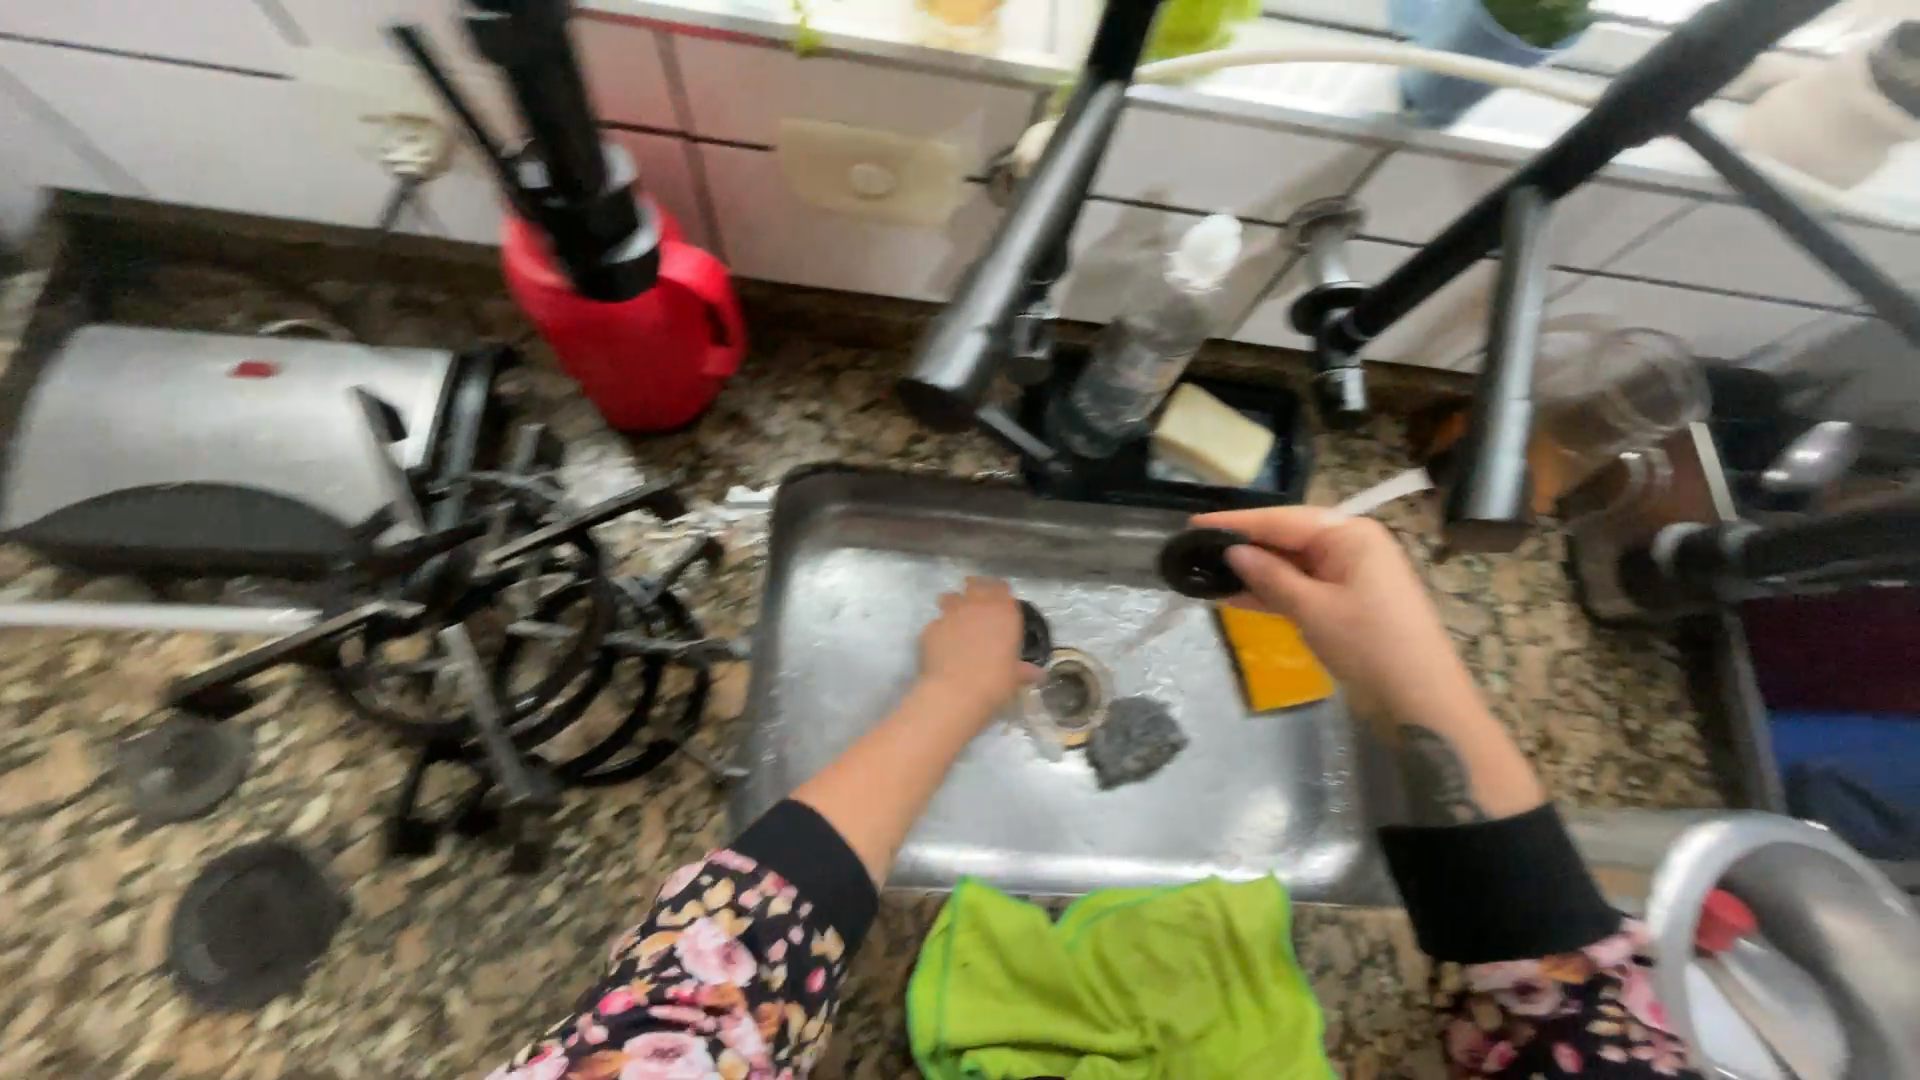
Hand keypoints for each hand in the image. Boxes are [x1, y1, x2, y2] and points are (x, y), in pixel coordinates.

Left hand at [918, 578, 1042, 716]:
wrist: (956, 690)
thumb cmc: (995, 681)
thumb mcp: (1015, 677)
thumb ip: (1024, 670)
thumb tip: (1039, 675)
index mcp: (1004, 612)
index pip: (1003, 589)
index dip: (1001, 591)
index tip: (1000, 596)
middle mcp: (978, 606)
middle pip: (976, 585)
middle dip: (976, 588)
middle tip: (976, 596)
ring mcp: (951, 613)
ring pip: (951, 596)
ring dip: (953, 602)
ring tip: (955, 614)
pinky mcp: (931, 627)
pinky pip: (936, 622)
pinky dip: (939, 628)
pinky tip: (940, 640)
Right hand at [1190, 507, 1482, 725]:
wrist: (1419, 701)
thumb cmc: (1368, 645)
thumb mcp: (1312, 608)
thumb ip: (1269, 576)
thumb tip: (1232, 552)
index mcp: (1349, 535)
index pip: (1281, 520)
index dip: (1236, 522)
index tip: (1193, 523)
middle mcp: (1349, 546)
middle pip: (1285, 538)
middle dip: (1242, 545)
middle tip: (1194, 547)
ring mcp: (1347, 575)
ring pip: (1289, 564)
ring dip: (1251, 571)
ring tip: (1205, 571)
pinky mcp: (1343, 602)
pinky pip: (1298, 587)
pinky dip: (1269, 592)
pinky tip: (1231, 596)